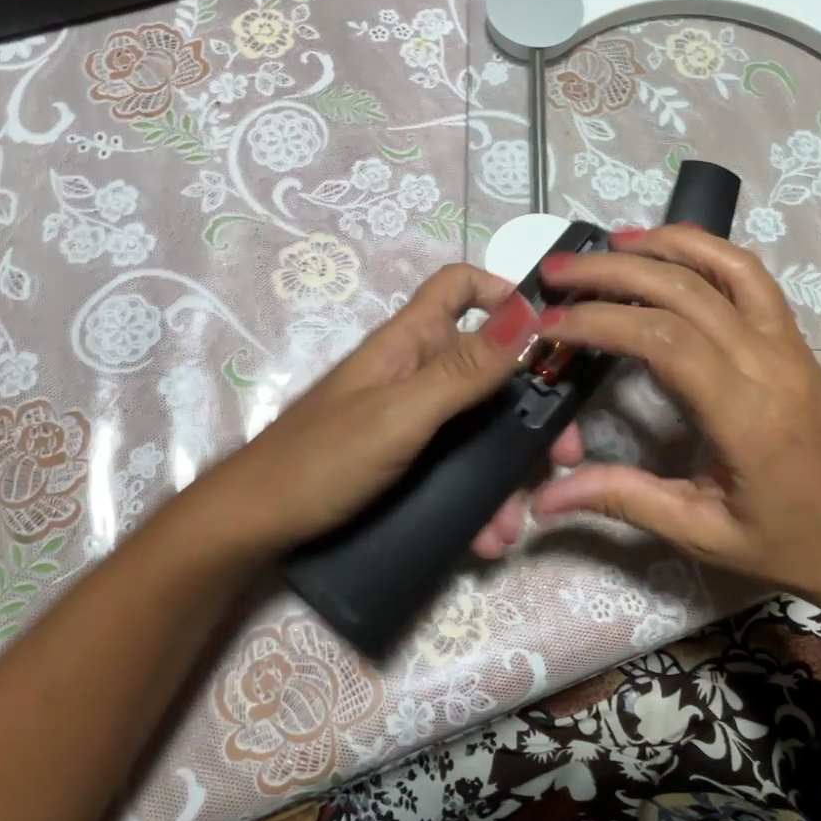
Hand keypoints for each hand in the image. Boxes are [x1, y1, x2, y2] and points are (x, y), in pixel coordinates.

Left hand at [189, 265, 580, 560]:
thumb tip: (528, 314)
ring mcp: (411, 418)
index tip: (547, 333)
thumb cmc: (323, 459)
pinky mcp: (406, 459)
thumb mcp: (401, 414)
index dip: (502, 292)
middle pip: (489, 366)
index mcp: (409, 342)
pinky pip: (459, 466)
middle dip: (530, 409)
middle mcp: (415, 371)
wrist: (257, 525)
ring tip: (517, 521)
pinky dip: (480, 496)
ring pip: (480, 426)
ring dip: (508, 469)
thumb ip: (464, 369)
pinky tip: (488, 534)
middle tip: (563, 456)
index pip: (458, 286)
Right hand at [518, 226, 820, 620]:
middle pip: (685, 290)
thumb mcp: (702, 534)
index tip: (551, 324)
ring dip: (664, 245)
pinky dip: (708, 252)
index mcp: (747, 416)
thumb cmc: (788, 545)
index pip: (664, 340)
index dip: (600, 321)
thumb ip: (624, 499)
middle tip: (557, 271)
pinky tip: (671, 252)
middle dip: (612, 271)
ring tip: (608, 243)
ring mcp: (790, 346)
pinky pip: (754, 278)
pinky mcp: (797, 342)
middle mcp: (771, 365)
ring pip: (727, 267)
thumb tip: (544, 498)